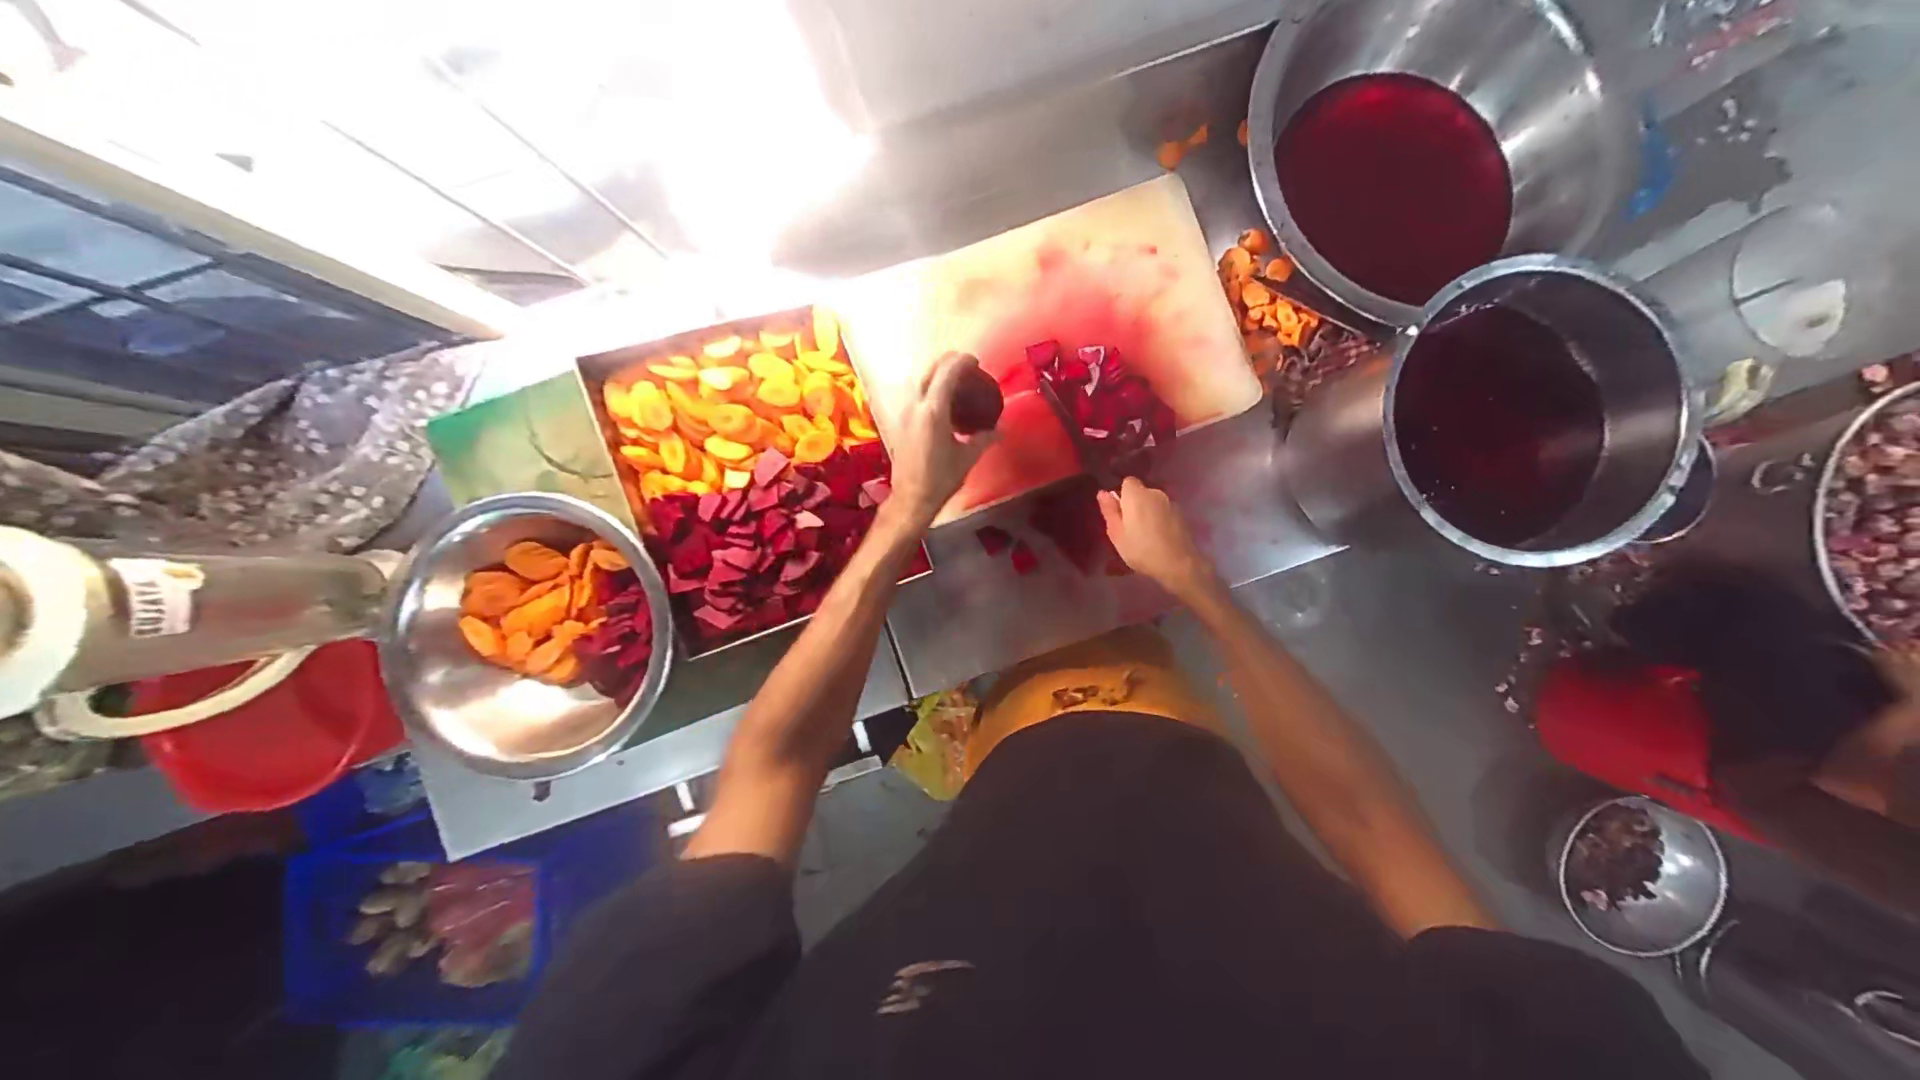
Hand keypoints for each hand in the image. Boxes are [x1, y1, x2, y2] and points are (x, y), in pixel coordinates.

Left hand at [884, 352, 996, 528]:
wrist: (912, 498)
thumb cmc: (941, 479)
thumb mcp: (967, 457)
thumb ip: (984, 438)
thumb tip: (1000, 429)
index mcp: (933, 411)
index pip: (947, 373)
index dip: (961, 361)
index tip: (974, 360)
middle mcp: (915, 406)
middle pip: (929, 370)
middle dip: (947, 362)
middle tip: (965, 364)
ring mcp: (904, 413)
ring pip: (918, 380)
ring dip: (935, 373)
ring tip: (952, 377)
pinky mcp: (900, 422)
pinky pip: (914, 394)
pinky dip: (928, 387)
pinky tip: (939, 398)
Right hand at [1097, 477, 1220, 603]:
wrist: (1178, 564)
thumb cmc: (1140, 549)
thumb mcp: (1117, 534)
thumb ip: (1110, 510)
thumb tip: (1103, 493)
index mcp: (1136, 495)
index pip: (1128, 482)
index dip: (1122, 496)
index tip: (1120, 514)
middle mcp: (1155, 493)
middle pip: (1142, 492)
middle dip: (1135, 505)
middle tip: (1131, 528)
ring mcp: (1171, 503)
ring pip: (1154, 502)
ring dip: (1149, 513)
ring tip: (1147, 535)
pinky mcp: (1182, 514)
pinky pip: (1165, 511)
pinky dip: (1161, 519)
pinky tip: (1160, 537)